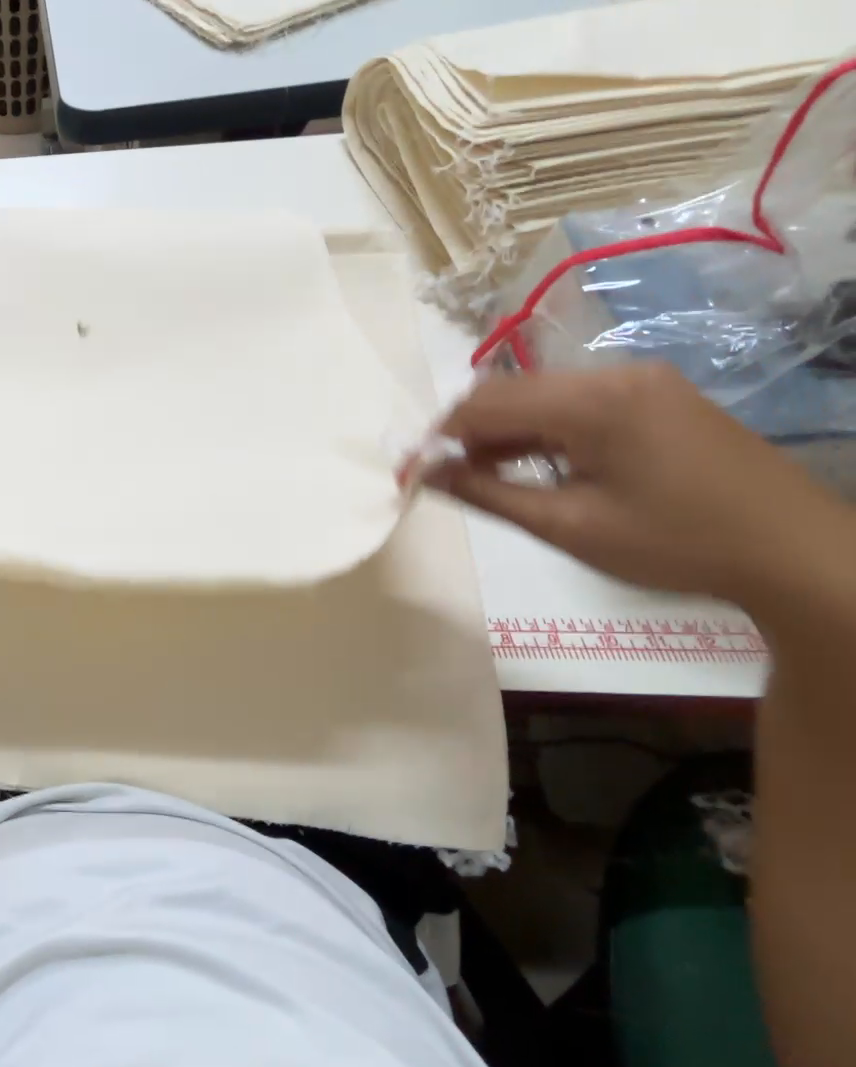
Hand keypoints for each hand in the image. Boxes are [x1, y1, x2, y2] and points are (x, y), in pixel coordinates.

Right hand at [424, 364, 852, 610]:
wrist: (792, 551)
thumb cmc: (672, 542)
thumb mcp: (565, 525)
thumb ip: (485, 492)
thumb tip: (424, 474)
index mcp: (594, 402)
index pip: (485, 404)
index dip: (440, 438)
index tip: (413, 474)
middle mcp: (616, 376)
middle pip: (510, 391)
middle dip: (468, 432)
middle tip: (447, 479)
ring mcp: (642, 382)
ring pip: (540, 396)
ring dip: (503, 431)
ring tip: (488, 477)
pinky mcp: (657, 396)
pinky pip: (575, 402)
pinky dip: (541, 430)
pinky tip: (537, 464)